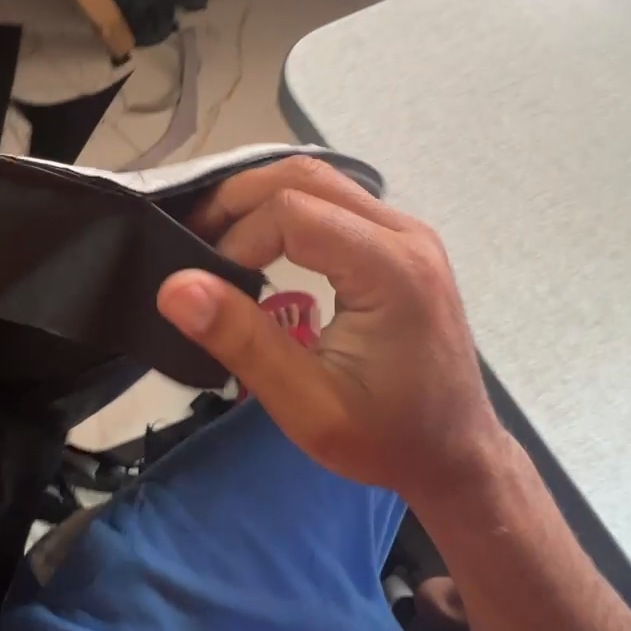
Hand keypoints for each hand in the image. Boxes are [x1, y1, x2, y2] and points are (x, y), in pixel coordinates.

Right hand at [156, 158, 506, 501]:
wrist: (456, 454)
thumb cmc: (386, 438)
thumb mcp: (307, 405)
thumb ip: (243, 340)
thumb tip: (174, 286)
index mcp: (390, 269)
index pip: (292, 211)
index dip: (236, 238)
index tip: (208, 286)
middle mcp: (404, 232)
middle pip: (304, 175)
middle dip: (237, 200)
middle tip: (192, 241)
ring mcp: (406, 232)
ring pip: (318, 179)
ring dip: (258, 199)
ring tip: (215, 239)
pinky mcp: (399, 241)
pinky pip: (333, 199)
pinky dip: (285, 208)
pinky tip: (258, 242)